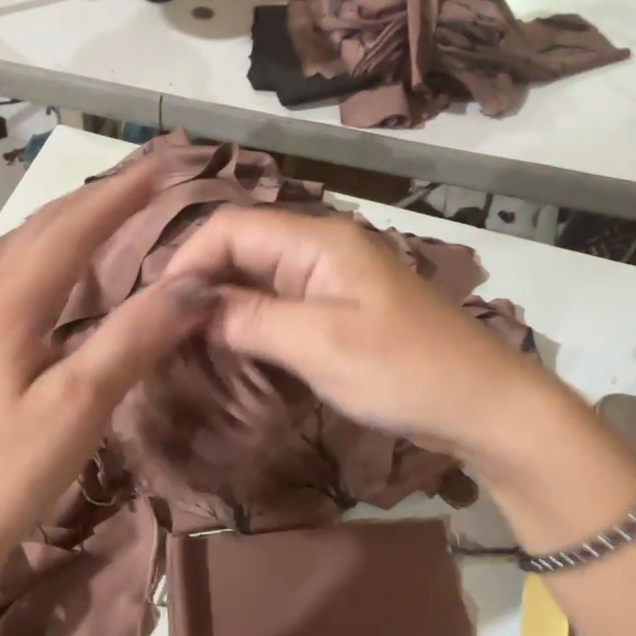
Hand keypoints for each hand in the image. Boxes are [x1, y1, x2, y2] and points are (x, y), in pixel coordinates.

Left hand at [0, 163, 216, 563]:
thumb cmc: (17, 465)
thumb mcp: (82, 401)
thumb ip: (135, 338)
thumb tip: (195, 285)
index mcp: (10, 302)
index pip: (72, 229)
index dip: (120, 195)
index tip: (167, 166)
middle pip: (47, 227)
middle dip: (99, 196)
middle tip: (150, 176)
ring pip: (36, 250)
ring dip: (80, 222)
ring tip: (124, 206)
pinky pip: (34, 278)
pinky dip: (67, 256)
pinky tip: (85, 268)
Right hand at [162, 206, 548, 461]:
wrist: (481, 406)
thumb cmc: (402, 371)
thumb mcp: (318, 345)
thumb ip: (249, 319)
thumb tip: (189, 307)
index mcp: (317, 239)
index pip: (229, 228)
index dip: (185, 263)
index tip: (154, 314)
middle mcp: (323, 248)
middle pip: (241, 250)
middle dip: (199, 286)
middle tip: (162, 335)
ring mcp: (335, 282)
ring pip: (259, 280)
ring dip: (223, 307)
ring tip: (185, 346)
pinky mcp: (343, 314)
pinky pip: (282, 307)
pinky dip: (252, 325)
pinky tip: (232, 351)